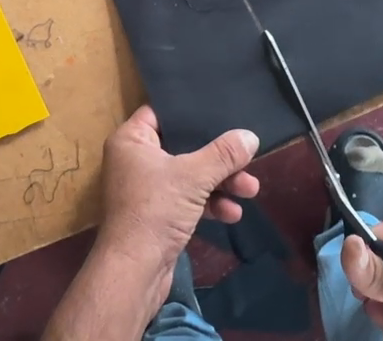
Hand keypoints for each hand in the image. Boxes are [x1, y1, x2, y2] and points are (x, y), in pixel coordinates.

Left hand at [97, 105, 260, 272]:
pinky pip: (187, 200)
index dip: (189, 113)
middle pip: (182, 147)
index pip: (161, 114)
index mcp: (132, 140)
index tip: (218, 110)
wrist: (135, 271)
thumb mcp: (193, 176)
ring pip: (189, 176)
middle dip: (217, 157)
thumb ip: (223, 155)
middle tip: (246, 157)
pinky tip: (233, 213)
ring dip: (219, 182)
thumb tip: (250, 136)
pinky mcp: (158, 214)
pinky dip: (208, 204)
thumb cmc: (155, 210)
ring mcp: (147, 189)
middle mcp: (136, 160)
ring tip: (251, 189)